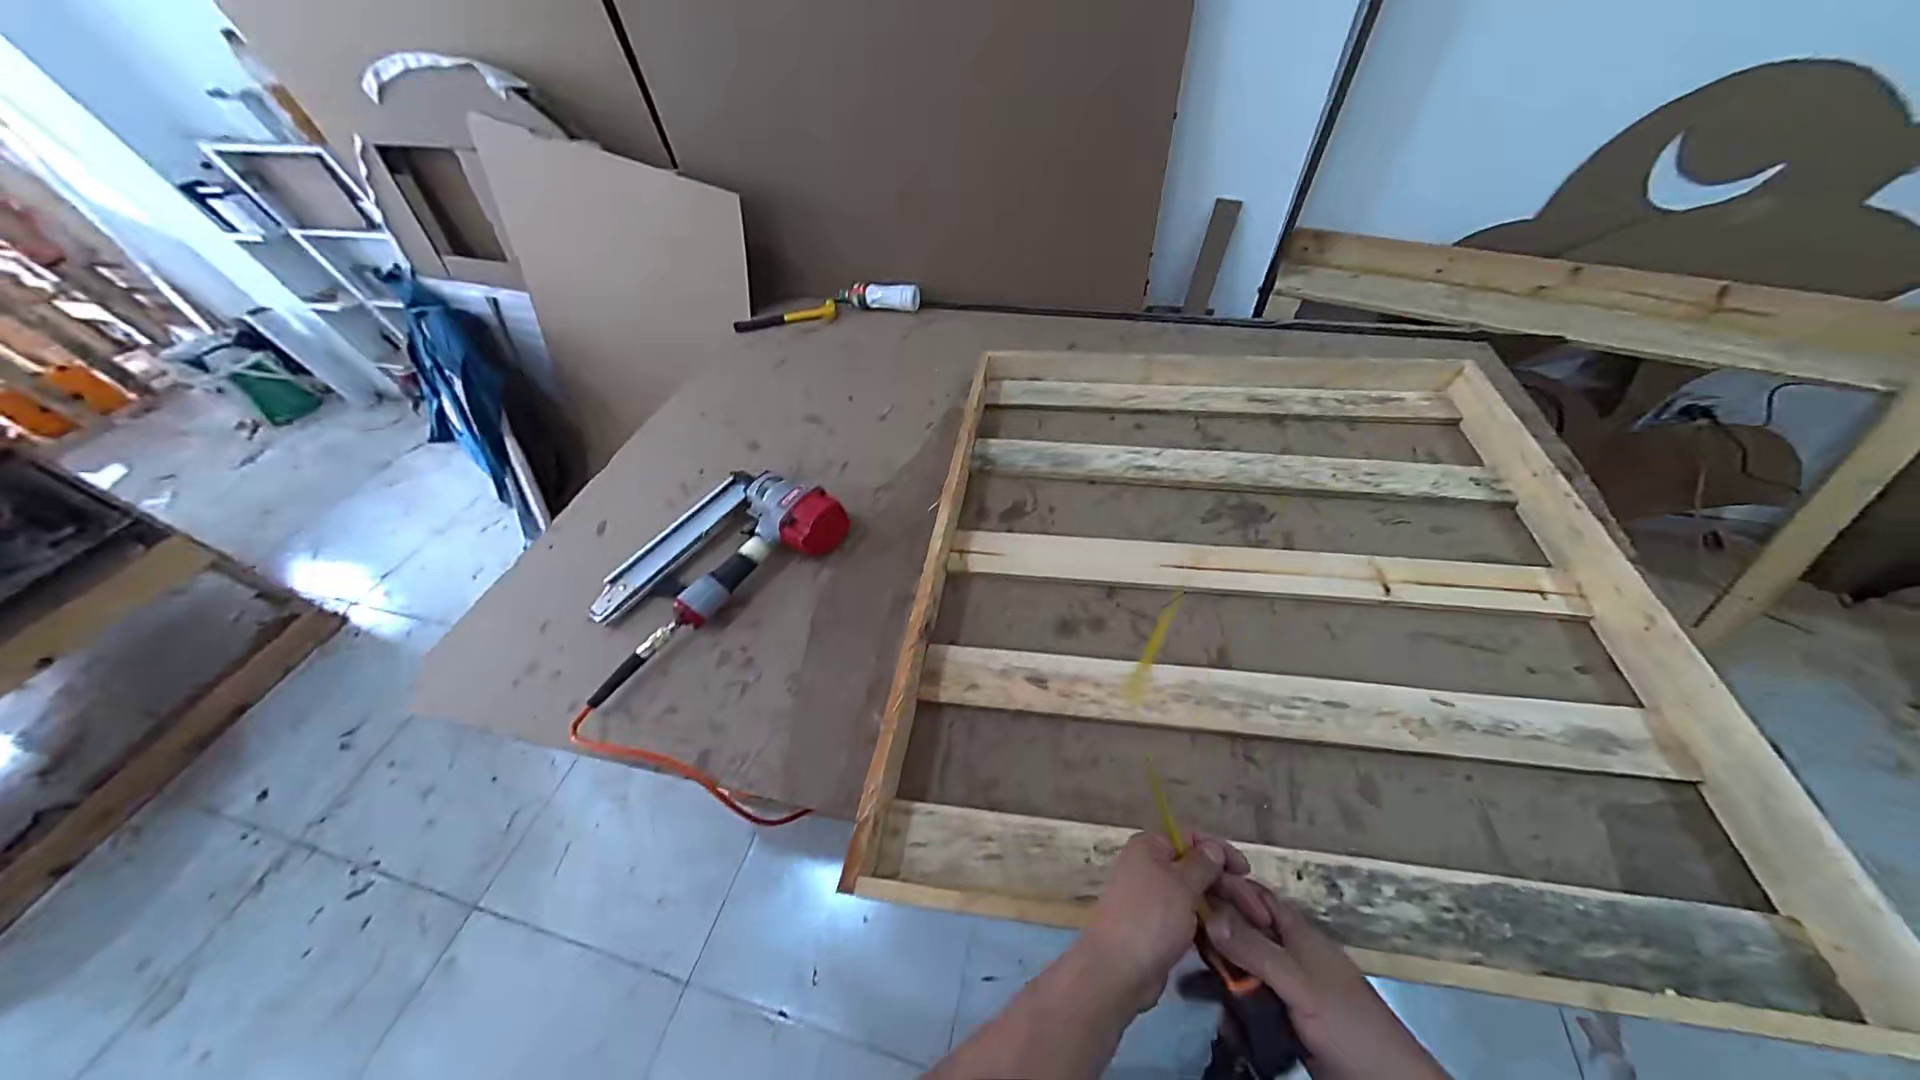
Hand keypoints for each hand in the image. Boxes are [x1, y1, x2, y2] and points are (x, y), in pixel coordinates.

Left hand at [1079, 831, 1245, 1010]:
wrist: (1119, 968)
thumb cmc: (1151, 917)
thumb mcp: (1181, 884)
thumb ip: (1201, 864)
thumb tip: (1212, 847)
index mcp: (1150, 847)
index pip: (1190, 836)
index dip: (1219, 849)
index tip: (1245, 871)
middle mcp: (1149, 865)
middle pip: (1195, 866)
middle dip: (1226, 883)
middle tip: (1258, 911)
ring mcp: (1154, 896)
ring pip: (1194, 893)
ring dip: (1220, 904)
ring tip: (1250, 924)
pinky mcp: (1159, 923)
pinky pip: (1188, 914)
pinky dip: (1207, 921)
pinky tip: (1228, 934)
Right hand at [1204, 879, 1451, 1079]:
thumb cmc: (1347, 1023)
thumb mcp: (1299, 982)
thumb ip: (1254, 948)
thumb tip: (1207, 910)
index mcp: (1294, 932)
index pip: (1251, 894)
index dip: (1221, 884)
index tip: (1182, 880)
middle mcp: (1284, 952)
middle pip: (1239, 927)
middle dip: (1209, 928)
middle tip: (1175, 929)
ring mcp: (1280, 986)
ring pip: (1236, 964)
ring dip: (1213, 967)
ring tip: (1183, 970)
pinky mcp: (1277, 1018)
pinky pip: (1241, 999)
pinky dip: (1224, 999)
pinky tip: (1204, 1000)